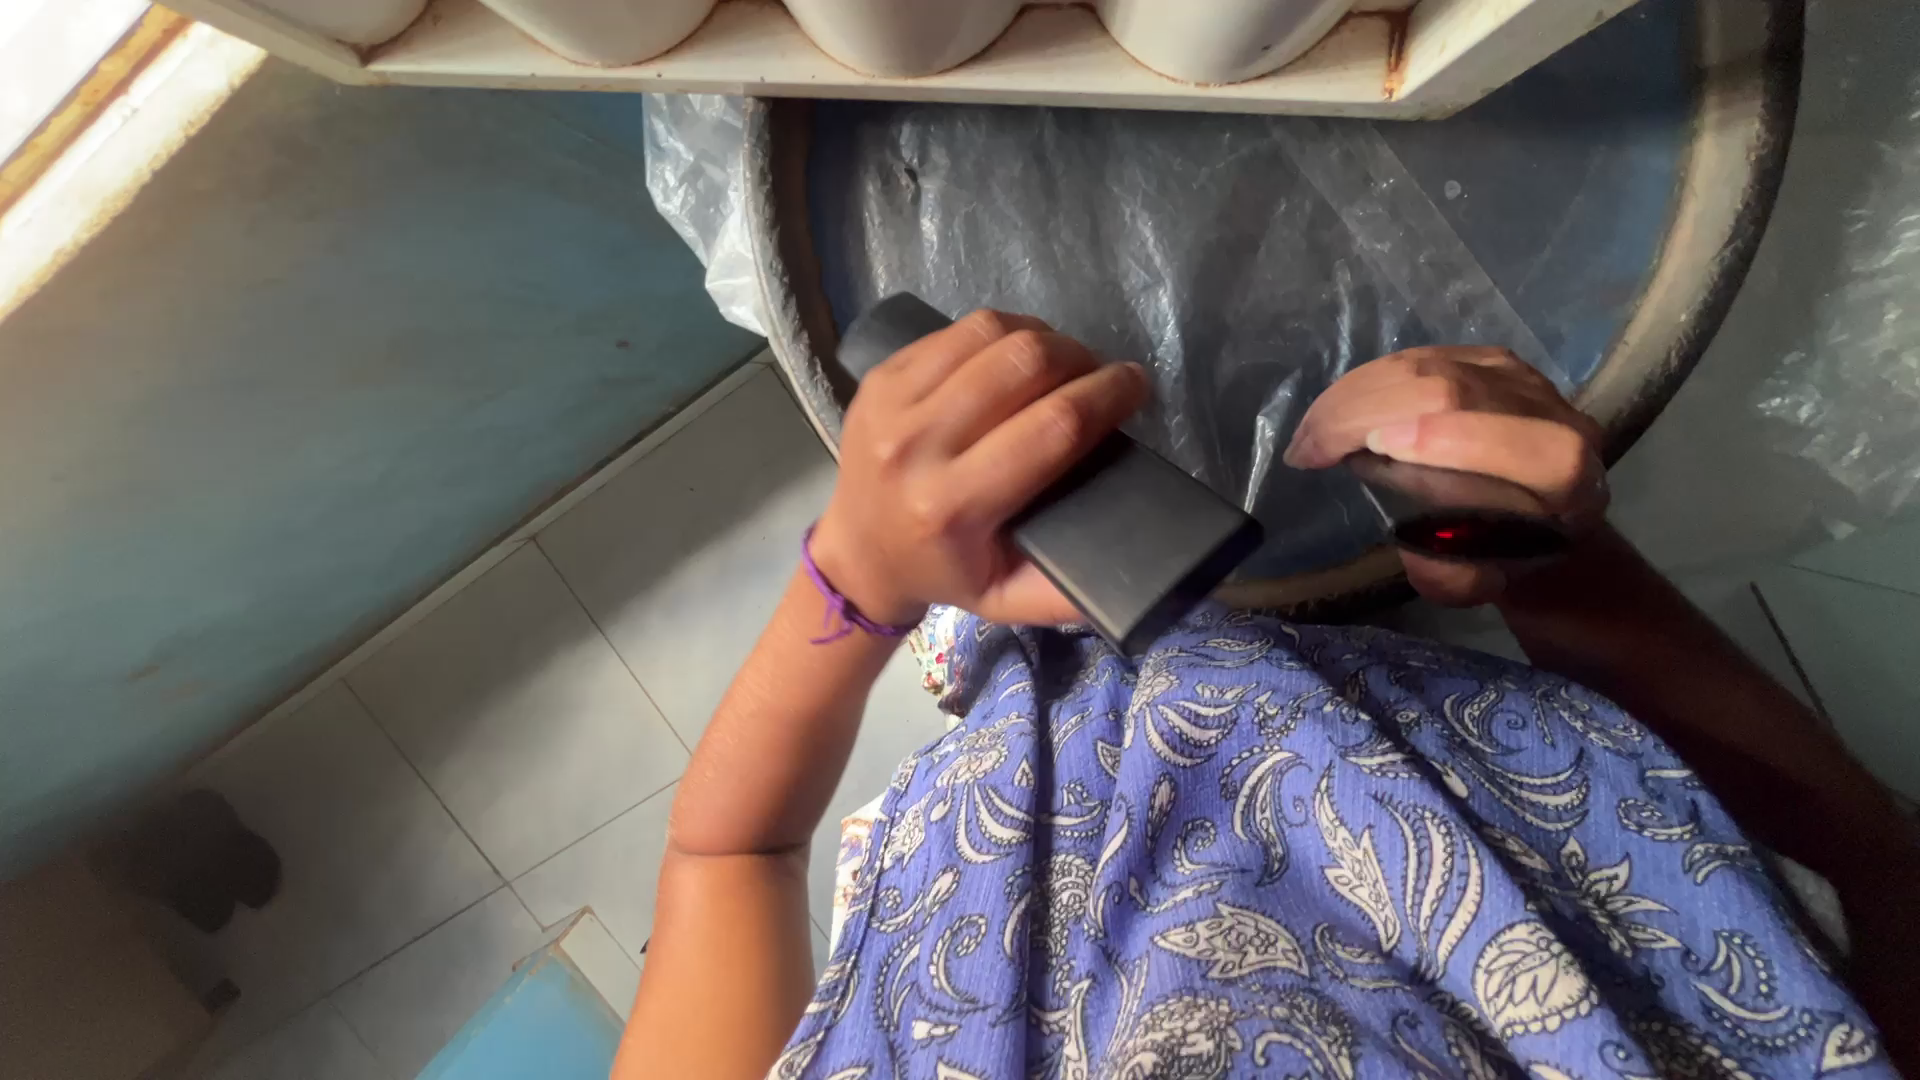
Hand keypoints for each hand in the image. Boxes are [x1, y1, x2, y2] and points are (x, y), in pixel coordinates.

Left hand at [810, 310, 1149, 626]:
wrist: (859, 553)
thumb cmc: (943, 575)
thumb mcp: (1008, 600)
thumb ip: (1066, 590)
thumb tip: (1142, 559)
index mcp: (953, 507)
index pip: (1052, 428)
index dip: (1108, 396)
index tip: (1136, 386)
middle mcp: (917, 447)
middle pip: (1023, 364)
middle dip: (1080, 358)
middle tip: (1099, 375)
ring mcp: (892, 403)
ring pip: (988, 332)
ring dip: (1042, 336)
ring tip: (1062, 361)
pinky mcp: (881, 376)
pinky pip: (954, 330)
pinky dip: (999, 332)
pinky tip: (1014, 354)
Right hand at [1282, 346, 1606, 605]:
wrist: (1536, 514)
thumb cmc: (1498, 554)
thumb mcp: (1472, 583)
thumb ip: (1449, 572)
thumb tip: (1412, 546)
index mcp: (1561, 477)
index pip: (1514, 442)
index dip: (1443, 438)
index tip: (1370, 450)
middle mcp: (1548, 414)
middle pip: (1451, 391)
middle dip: (1365, 415)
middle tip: (1306, 450)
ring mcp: (1514, 378)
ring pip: (1423, 368)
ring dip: (1349, 398)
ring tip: (1307, 434)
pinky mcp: (1481, 359)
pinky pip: (1412, 358)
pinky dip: (1359, 384)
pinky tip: (1329, 411)